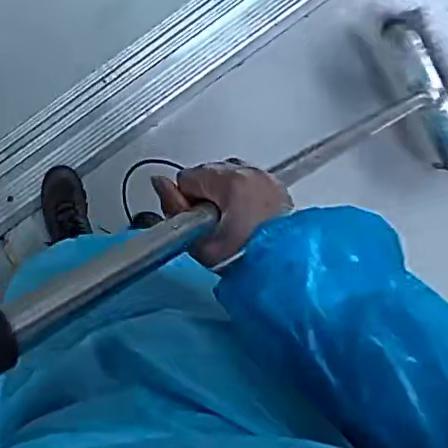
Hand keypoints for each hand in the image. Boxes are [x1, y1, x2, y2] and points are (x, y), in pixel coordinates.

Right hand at [153, 161, 292, 267]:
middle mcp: (249, 171)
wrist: (288, 275)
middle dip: (204, 195)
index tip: (197, 222)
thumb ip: (175, 210)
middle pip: (207, 172)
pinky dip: (243, 195)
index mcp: (230, 181)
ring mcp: (265, 177)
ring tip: (231, 225)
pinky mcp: (277, 186)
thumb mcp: (202, 244)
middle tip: (214, 227)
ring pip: (227, 174)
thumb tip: (159, 184)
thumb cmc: (249, 263)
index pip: (186, 177)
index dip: (185, 203)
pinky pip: (248, 181)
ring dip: (223, 193)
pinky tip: (246, 220)